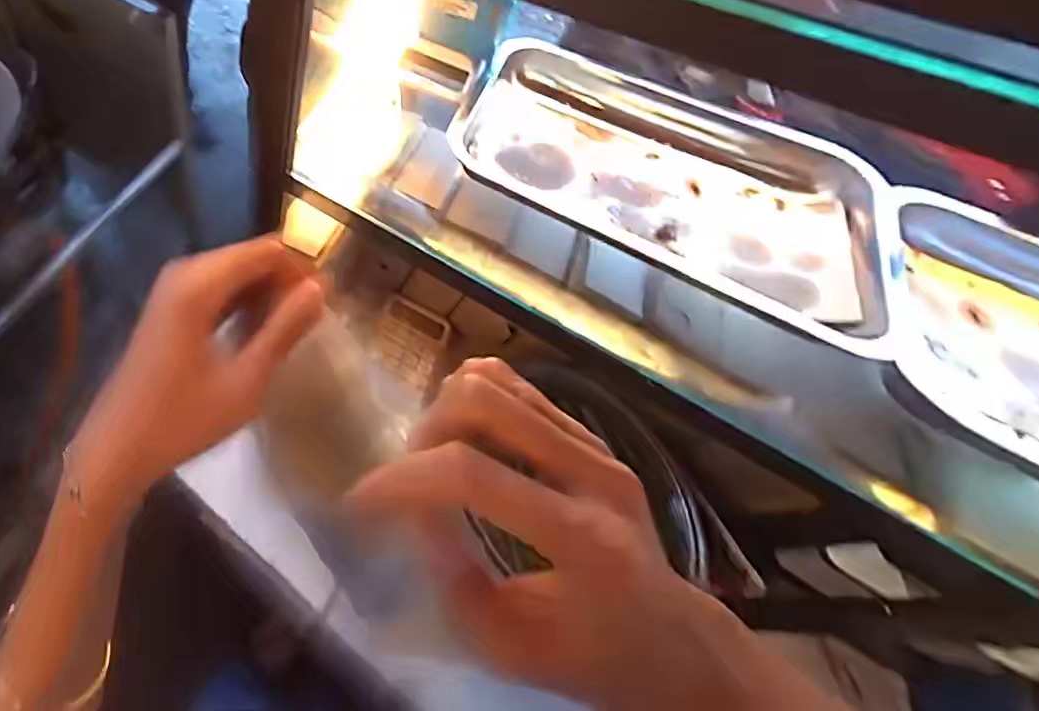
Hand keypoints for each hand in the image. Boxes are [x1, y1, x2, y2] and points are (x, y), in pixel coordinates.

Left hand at [70, 237, 324, 512]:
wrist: (117, 446)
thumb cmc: (182, 419)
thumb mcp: (245, 379)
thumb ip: (284, 329)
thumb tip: (318, 289)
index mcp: (199, 283)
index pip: (266, 250)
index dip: (301, 267)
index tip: (328, 298)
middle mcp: (184, 272)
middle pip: (249, 256)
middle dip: (284, 280)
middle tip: (313, 319)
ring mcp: (172, 287)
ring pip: (234, 271)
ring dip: (265, 292)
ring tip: (292, 329)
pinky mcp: (168, 304)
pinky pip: (216, 287)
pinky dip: (241, 302)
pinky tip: (259, 332)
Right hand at [349, 359, 845, 710]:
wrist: (677, 641)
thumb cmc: (593, 659)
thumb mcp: (511, 649)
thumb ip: (450, 580)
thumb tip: (412, 511)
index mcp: (585, 540)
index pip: (473, 475)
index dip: (404, 479)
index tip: (361, 501)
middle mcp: (594, 474)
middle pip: (480, 402)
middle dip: (425, 434)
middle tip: (413, 478)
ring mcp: (594, 444)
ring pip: (492, 380)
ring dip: (445, 411)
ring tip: (439, 457)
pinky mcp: (586, 431)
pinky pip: (511, 382)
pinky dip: (470, 398)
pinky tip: (464, 436)